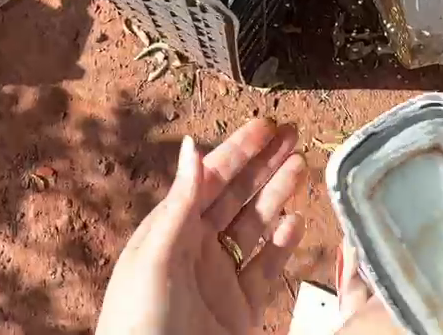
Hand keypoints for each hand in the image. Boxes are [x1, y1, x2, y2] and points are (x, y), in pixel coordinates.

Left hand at [95, 118, 308, 334]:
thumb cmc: (141, 317)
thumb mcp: (156, 254)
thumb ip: (181, 201)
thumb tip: (193, 143)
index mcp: (173, 226)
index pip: (211, 177)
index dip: (238, 150)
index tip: (265, 125)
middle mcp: (199, 246)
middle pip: (238, 195)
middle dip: (264, 164)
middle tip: (294, 135)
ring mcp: (221, 278)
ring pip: (256, 227)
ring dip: (278, 196)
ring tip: (301, 166)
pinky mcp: (241, 312)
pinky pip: (266, 270)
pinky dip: (282, 246)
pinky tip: (296, 222)